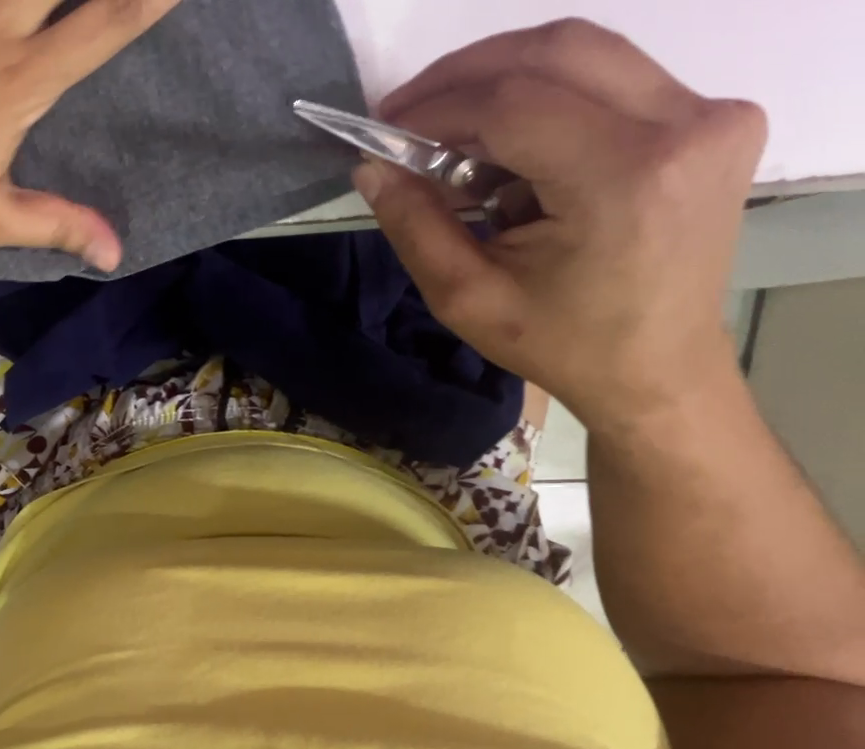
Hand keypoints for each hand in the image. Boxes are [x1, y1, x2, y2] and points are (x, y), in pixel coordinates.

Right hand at [357, 19, 765, 433]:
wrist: (656, 364)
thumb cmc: (558, 341)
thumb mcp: (465, 295)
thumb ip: (416, 224)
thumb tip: (371, 167)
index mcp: (623, 176)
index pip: (514, 101)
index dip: (438, 106)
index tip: (384, 127)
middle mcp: (683, 124)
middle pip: (558, 50)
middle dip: (467, 72)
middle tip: (407, 110)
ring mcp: (710, 113)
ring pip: (587, 53)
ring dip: (504, 81)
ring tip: (449, 132)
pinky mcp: (712, 117)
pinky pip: (612, 78)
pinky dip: (545, 100)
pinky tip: (507, 148)